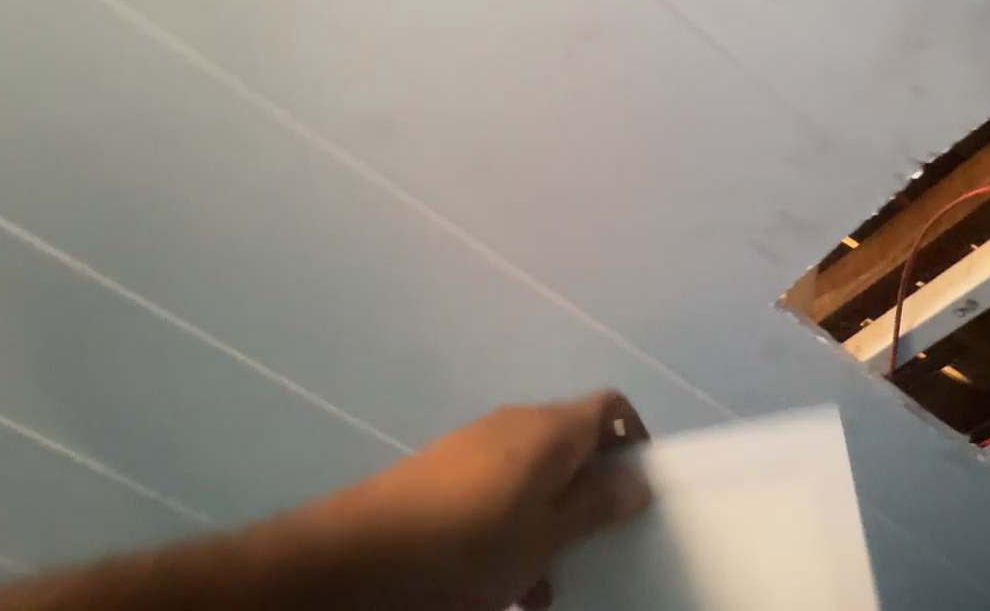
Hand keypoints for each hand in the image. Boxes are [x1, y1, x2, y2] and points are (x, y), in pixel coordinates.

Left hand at [298, 391, 653, 610]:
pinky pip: (501, 490)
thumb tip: (638, 481)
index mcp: (551, 428)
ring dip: (552, 519)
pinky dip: (515, 526)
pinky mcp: (446, 473)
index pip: (610, 406)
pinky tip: (503, 584)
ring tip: (548, 581)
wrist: (351, 560)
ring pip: (537, 474)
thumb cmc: (466, 546)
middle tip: (596, 544)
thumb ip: (596, 506)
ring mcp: (478, 446)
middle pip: (575, 442)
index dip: (632, 438)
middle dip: (591, 492)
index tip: (637, 489)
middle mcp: (519, 424)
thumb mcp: (544, 538)